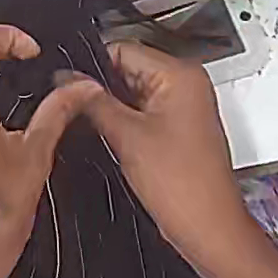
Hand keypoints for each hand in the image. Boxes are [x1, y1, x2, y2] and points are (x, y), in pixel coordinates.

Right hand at [73, 41, 257, 269]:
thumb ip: (94, 102)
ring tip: (94, 127)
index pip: (123, 49)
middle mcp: (186, 83)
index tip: (68, 85)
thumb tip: (69, 81)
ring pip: (133, 91)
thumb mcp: (127, 136)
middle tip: (75, 108)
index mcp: (180, 74)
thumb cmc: (184, 186)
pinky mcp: (178, 126)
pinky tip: (111, 137)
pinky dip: (125, 120)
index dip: (92, 66)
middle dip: (100, 88)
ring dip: (112, 106)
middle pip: (128, 68)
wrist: (209, 228)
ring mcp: (183, 105)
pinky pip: (143, 110)